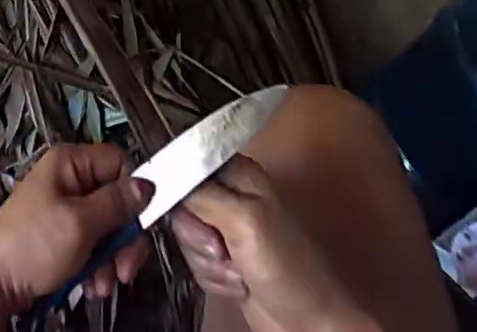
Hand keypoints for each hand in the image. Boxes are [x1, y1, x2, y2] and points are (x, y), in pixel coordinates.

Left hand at [0, 144, 152, 328]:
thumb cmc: (32, 246)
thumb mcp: (80, 224)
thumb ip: (117, 204)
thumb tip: (148, 184)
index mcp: (70, 162)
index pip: (118, 161)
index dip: (132, 191)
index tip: (139, 224)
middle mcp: (68, 179)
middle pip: (116, 198)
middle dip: (123, 237)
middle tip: (124, 268)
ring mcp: (64, 208)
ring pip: (107, 226)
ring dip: (111, 258)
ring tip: (102, 284)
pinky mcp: (60, 236)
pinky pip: (92, 244)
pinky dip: (97, 266)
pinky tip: (91, 285)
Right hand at [171, 155, 376, 331]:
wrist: (310, 326)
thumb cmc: (288, 267)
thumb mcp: (244, 221)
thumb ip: (204, 195)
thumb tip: (166, 176)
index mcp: (237, 172)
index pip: (189, 162)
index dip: (181, 186)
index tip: (189, 211)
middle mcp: (228, 194)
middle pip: (182, 203)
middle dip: (197, 235)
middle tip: (222, 248)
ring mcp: (225, 228)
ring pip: (186, 235)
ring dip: (207, 261)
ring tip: (237, 270)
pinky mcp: (222, 258)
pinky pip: (194, 261)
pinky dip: (212, 277)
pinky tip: (237, 283)